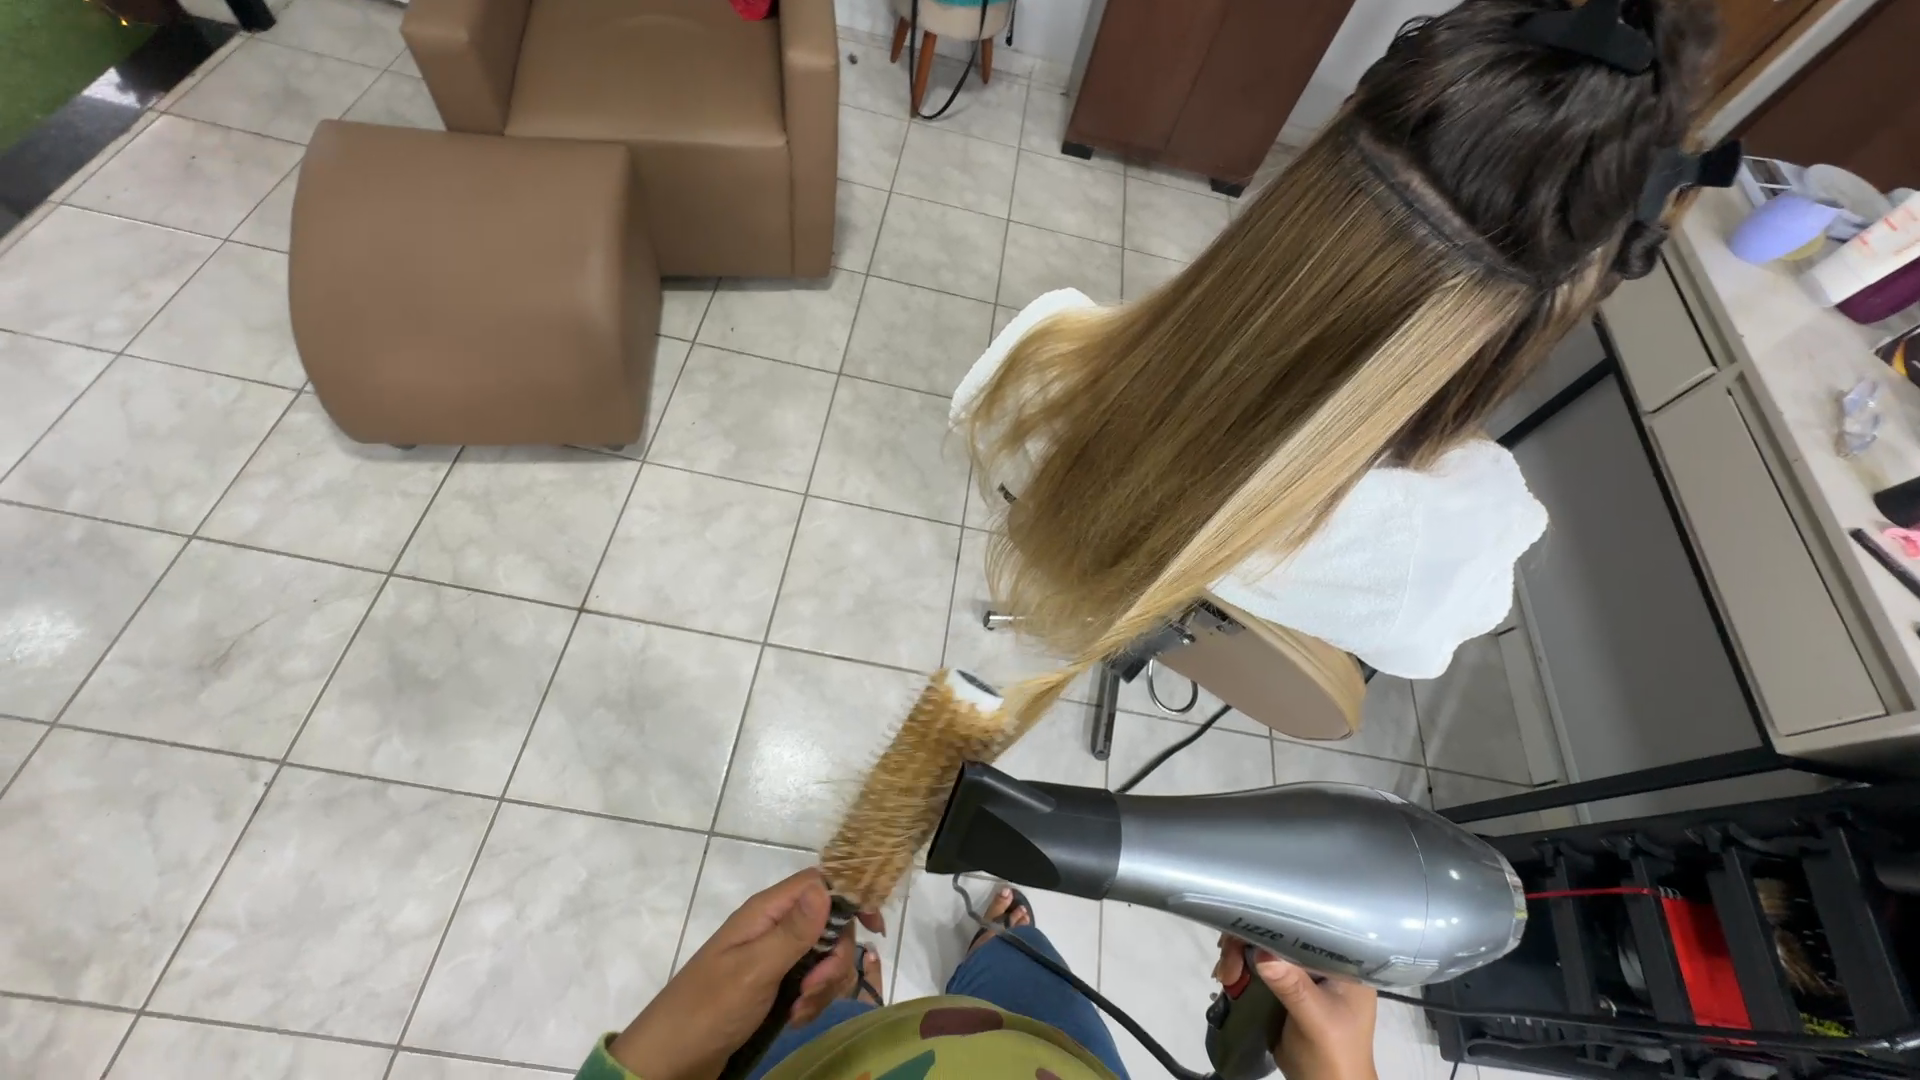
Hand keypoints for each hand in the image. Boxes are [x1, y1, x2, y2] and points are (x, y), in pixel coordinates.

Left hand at [610, 870, 883, 1079]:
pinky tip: (795, 1018)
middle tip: (814, 987)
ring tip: (800, 1010)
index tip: (875, 928)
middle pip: (829, 924)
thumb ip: (794, 930)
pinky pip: (810, 983)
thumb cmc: (707, 1009)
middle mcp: (773, 927)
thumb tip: (826, 885)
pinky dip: (811, 1001)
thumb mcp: (754, 970)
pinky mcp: (774, 985)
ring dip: (823, 985)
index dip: (851, 898)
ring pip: (824, 957)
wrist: (669, 1063)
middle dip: (834, 958)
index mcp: (766, 911)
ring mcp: (774, 957)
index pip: (819, 883)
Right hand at [1215, 937, 1378, 1079]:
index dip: (1271, 922)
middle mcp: (1323, 961)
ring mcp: (1303, 974)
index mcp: (1343, 961)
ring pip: (1263, 948)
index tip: (1241, 931)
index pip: (1305, 927)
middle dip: (1246, 944)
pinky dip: (1240, 969)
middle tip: (1227, 968)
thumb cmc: (1335, 1057)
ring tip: (1225, 978)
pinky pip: (1258, 966)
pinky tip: (1228, 979)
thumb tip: (1261, 953)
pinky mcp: (1285, 987)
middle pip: (1277, 934)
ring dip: (1238, 957)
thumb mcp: (1318, 1022)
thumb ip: (1293, 987)